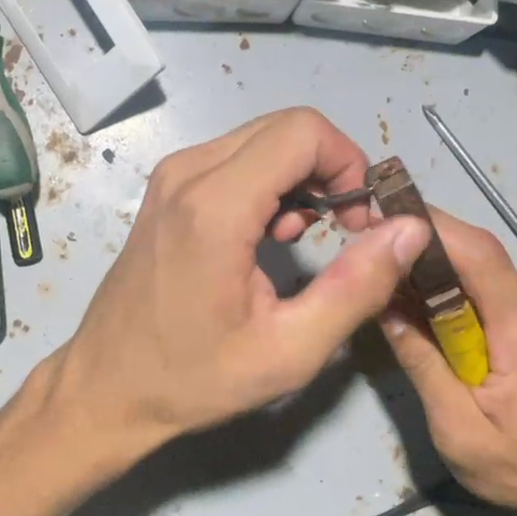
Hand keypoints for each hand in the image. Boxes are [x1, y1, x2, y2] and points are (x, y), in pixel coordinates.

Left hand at [52, 108, 430, 448]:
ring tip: (306, 238)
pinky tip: (271, 236)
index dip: (348, 162)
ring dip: (301, 177)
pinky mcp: (168, 187)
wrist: (105, 387)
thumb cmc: (193, 377)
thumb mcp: (289, 350)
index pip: (303, 131)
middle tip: (346, 229)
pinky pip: (236, 157)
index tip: (360, 220)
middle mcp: (189, 172)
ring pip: (262, 139)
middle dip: (330, 168)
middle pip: (285, 128)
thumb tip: (410, 229)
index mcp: (216, 205)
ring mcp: (172, 175)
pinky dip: (270, 182)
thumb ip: (357, 286)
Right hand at [380, 209, 516, 515]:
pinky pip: (477, 286)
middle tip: (362, 244)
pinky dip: (440, 284)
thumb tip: (384, 309)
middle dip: (417, 240)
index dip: (432, 227)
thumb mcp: (460, 430)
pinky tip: (407, 296)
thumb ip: (423, 365)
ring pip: (472, 265)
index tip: (380, 218)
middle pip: (473, 251)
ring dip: (425, 261)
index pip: (479, 254)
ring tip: (376, 268)